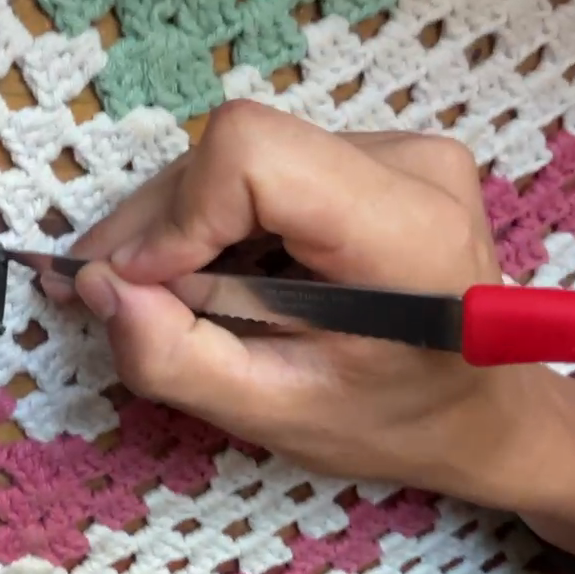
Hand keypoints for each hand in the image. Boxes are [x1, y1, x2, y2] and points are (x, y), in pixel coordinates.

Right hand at [67, 101, 564, 509]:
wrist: (478, 407)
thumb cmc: (390, 424)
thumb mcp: (273, 415)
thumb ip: (176, 359)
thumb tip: (96, 284)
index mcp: (403, 230)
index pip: (253, 155)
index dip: (176, 217)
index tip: (138, 286)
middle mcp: (404, 162)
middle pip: (230, 155)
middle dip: (154, 228)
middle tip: (106, 292)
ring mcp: (388, 149)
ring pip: (230, 159)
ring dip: (171, 226)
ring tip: (151, 291)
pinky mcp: (364, 154)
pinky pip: (251, 169)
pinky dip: (204, 221)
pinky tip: (200, 272)